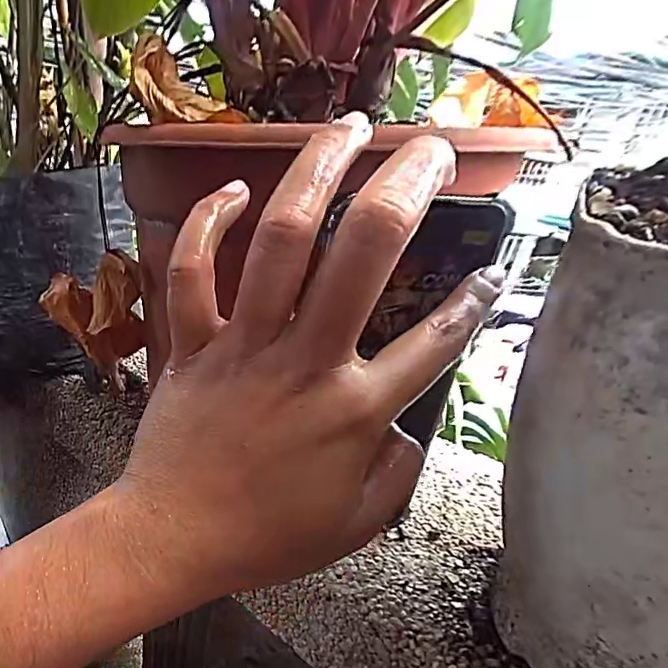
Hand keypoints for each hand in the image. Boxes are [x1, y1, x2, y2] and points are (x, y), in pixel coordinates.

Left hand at [107, 112, 502, 603]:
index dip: (474, 302)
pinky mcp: (194, 347)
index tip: (491, 274)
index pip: (435, 342)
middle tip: (430, 150)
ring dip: (318, 172)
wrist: (176, 539)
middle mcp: (307, 364)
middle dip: (407, 187)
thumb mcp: (355, 525)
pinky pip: (192, 274)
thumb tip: (408, 433)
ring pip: (282, 241)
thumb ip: (398, 477)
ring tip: (349, 128)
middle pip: (364, 254)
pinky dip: (207, 226)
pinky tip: (232, 192)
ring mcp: (245, 348)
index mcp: (354, 412)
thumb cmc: (267, 538)